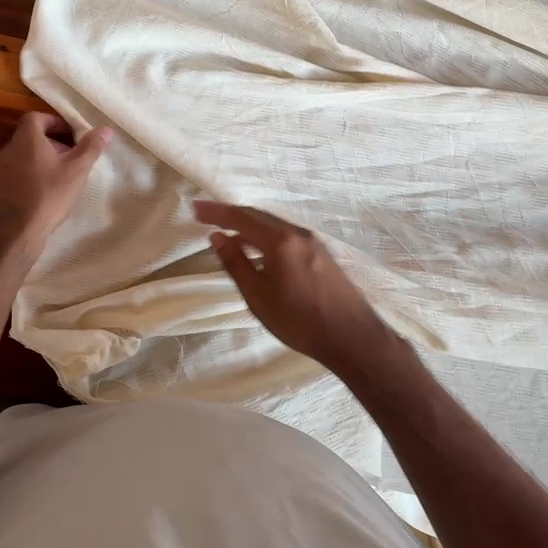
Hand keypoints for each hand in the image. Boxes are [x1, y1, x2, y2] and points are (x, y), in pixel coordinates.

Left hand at [0, 113, 111, 249]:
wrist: (18, 232)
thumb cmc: (49, 195)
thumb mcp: (77, 170)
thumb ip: (91, 147)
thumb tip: (106, 130)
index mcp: (26, 139)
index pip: (36, 117)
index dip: (54, 122)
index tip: (71, 136)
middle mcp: (9, 149)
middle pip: (30, 136)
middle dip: (51, 142)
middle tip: (70, 156)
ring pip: (23, 155)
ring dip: (40, 159)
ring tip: (60, 175)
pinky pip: (16, 171)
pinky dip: (30, 173)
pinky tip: (44, 191)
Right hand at [196, 201, 387, 363]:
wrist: (353, 339)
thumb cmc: (299, 321)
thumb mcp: (257, 296)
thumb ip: (235, 263)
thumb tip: (217, 237)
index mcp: (280, 241)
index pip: (241, 217)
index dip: (216, 211)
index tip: (195, 208)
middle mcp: (298, 234)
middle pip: (259, 215)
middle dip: (231, 214)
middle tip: (207, 216)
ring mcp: (314, 243)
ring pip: (274, 225)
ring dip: (249, 225)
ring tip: (229, 235)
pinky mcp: (322, 255)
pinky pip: (286, 235)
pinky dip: (266, 235)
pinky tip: (259, 251)